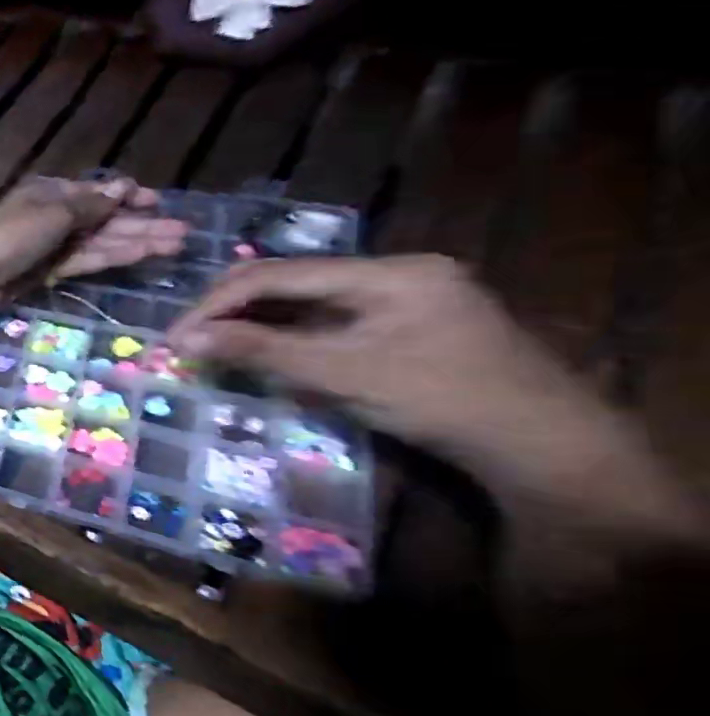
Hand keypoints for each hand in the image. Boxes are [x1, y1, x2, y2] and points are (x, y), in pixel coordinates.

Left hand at [0, 176, 187, 312]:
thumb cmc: (10, 236)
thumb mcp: (53, 213)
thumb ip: (90, 205)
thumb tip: (122, 187)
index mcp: (51, 192)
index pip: (97, 192)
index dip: (128, 197)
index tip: (157, 203)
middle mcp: (55, 215)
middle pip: (104, 218)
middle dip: (142, 224)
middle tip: (183, 232)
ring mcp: (53, 244)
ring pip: (101, 241)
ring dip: (137, 242)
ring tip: (176, 244)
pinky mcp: (50, 270)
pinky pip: (87, 259)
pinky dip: (113, 257)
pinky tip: (143, 255)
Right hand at [166, 254, 602, 453]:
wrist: (539, 444)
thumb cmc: (440, 400)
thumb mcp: (341, 373)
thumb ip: (260, 351)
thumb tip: (185, 339)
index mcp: (389, 272)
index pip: (281, 274)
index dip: (219, 302)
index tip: (176, 335)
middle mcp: (395, 274)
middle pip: (292, 281)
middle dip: (231, 308)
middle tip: (186, 340)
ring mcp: (400, 299)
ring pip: (306, 301)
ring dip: (254, 322)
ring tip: (209, 346)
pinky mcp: (400, 326)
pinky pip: (326, 321)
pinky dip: (284, 336)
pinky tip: (256, 352)